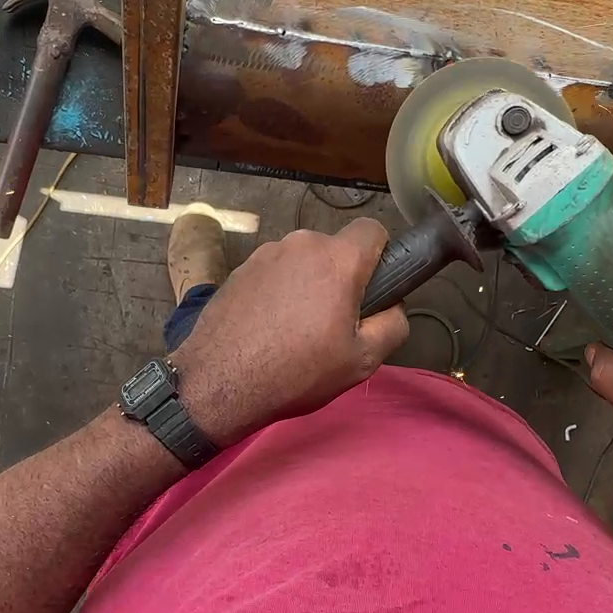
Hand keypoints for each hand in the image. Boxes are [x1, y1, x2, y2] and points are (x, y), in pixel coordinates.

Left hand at [172, 219, 409, 445]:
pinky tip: (268, 329)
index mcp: (337, 259)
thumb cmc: (296, 372)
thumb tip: (394, 307)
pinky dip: (277, 294)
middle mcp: (300, 243)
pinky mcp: (239, 270)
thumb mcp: (361, 361)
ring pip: (302, 263)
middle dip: (340, 279)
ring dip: (306, 286)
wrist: (219, 382)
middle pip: (335, 250)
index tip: (372, 291)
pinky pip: (273, 274)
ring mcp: (264, 254)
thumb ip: (393, 325)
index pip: (373, 229)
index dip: (380, 257)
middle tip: (332, 325)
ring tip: (294, 332)